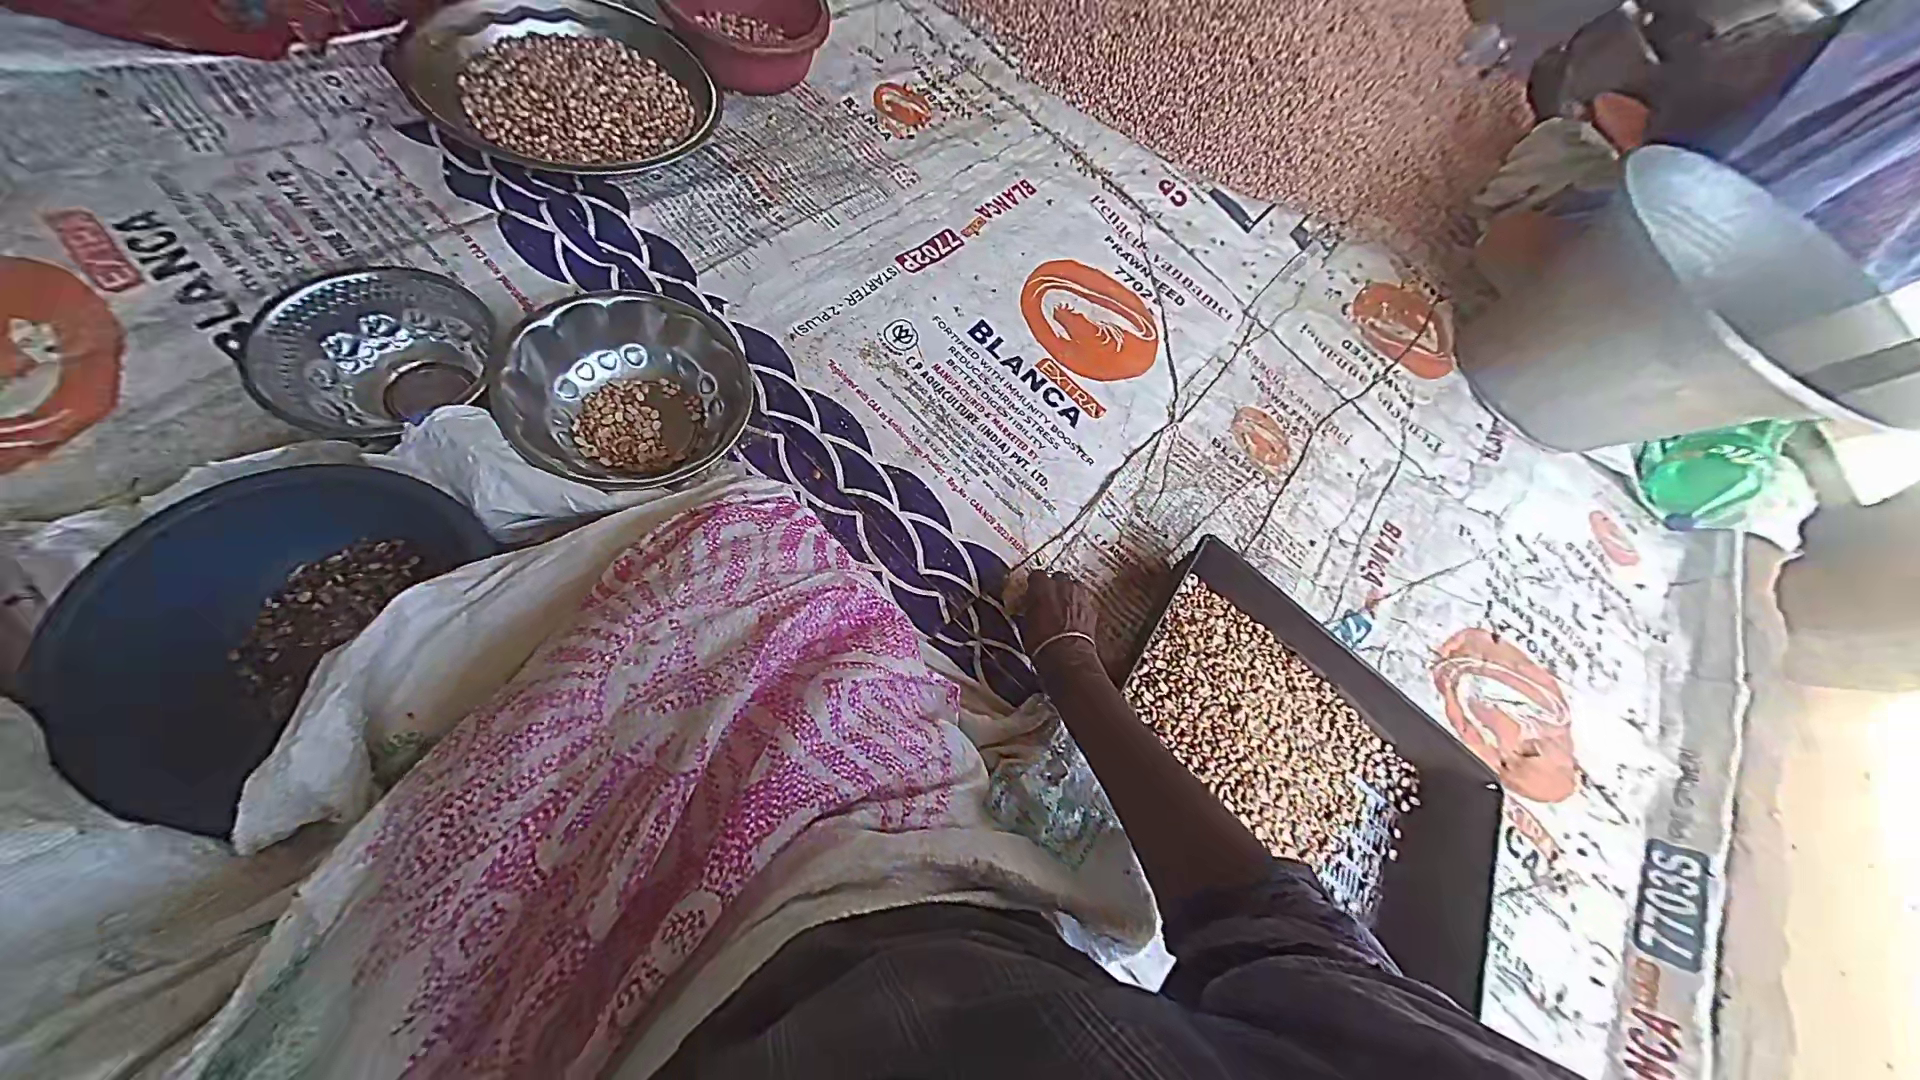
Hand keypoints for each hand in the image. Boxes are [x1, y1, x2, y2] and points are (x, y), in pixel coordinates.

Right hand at [1020, 569, 1098, 659]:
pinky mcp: (1091, 607)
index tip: (1033, 592)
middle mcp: (1062, 585)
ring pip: (1073, 588)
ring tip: (1063, 608)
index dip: (1035, 584)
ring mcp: (1079, 595)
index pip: (1036, 576)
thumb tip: (1029, 610)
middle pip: (1058, 578)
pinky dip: (1078, 607)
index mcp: (1042, 587)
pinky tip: (1074, 618)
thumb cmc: (1041, 640)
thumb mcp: (1027, 624)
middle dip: (1054, 587)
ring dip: (1068, 595)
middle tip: (1048, 600)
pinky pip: (1082, 602)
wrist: (1068, 654)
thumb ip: (1029, 610)